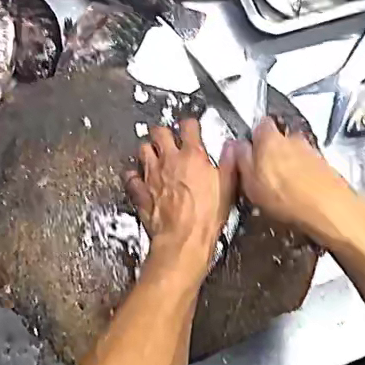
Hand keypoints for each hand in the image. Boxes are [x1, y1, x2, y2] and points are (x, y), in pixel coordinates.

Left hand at [125, 117, 236, 273]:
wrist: (183, 239)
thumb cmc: (206, 217)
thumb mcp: (227, 188)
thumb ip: (229, 164)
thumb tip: (232, 147)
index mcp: (192, 156)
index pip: (188, 127)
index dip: (189, 125)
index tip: (191, 127)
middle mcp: (169, 160)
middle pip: (159, 132)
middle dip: (162, 132)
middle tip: (167, 137)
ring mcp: (151, 174)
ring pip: (143, 149)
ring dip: (148, 150)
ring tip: (154, 154)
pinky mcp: (140, 191)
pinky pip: (131, 176)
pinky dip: (134, 175)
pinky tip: (139, 178)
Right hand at [227, 117, 355, 237]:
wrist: (331, 211)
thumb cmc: (286, 197)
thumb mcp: (250, 182)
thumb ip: (241, 159)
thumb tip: (234, 146)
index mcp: (270, 138)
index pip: (260, 124)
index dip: (253, 137)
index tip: (248, 152)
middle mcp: (293, 139)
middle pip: (278, 139)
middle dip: (271, 152)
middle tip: (263, 174)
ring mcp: (312, 152)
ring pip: (294, 153)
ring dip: (288, 165)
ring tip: (282, 188)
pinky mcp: (327, 167)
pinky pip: (308, 167)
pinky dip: (303, 176)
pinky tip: (299, 194)